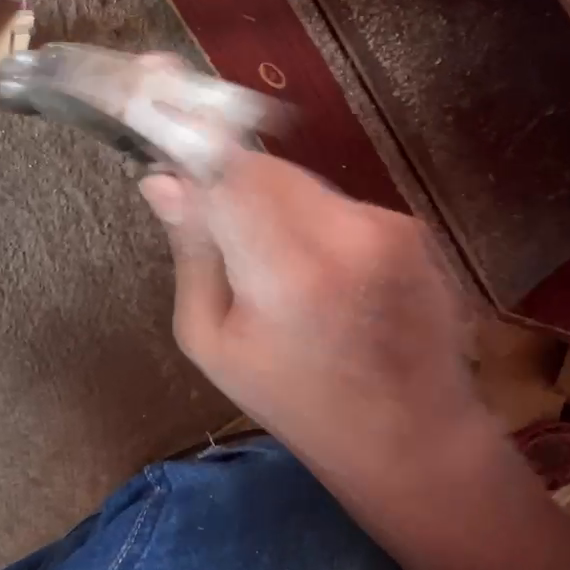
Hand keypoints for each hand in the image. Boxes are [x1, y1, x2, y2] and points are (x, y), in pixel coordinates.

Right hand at [139, 150, 495, 479]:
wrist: (412, 438)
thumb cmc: (292, 399)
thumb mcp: (210, 340)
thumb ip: (191, 252)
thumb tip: (162, 181)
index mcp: (287, 271)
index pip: (227, 173)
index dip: (189, 146)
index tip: (157, 131)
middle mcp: (346, 233)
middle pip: (262, 167)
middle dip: (221, 176)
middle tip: (196, 208)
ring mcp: (389, 226)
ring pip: (297, 179)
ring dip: (262, 197)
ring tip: (255, 254)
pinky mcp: (411, 227)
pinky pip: (332, 200)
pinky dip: (302, 216)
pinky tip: (307, 268)